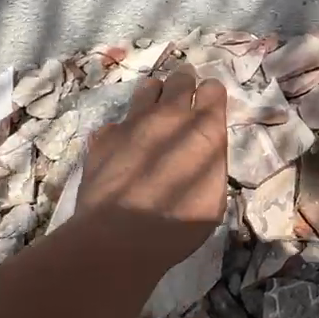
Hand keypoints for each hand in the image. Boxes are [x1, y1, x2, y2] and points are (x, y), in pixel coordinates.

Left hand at [68, 66, 228, 263]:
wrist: (117, 240)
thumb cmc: (177, 225)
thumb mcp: (214, 198)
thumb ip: (210, 164)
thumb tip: (203, 156)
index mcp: (205, 129)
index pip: (213, 88)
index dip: (212, 96)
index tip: (210, 109)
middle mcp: (170, 115)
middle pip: (181, 78)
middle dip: (185, 85)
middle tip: (184, 103)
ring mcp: (133, 123)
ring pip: (147, 88)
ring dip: (155, 97)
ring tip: (156, 116)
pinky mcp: (103, 137)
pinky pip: (118, 121)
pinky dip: (124, 130)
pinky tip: (123, 148)